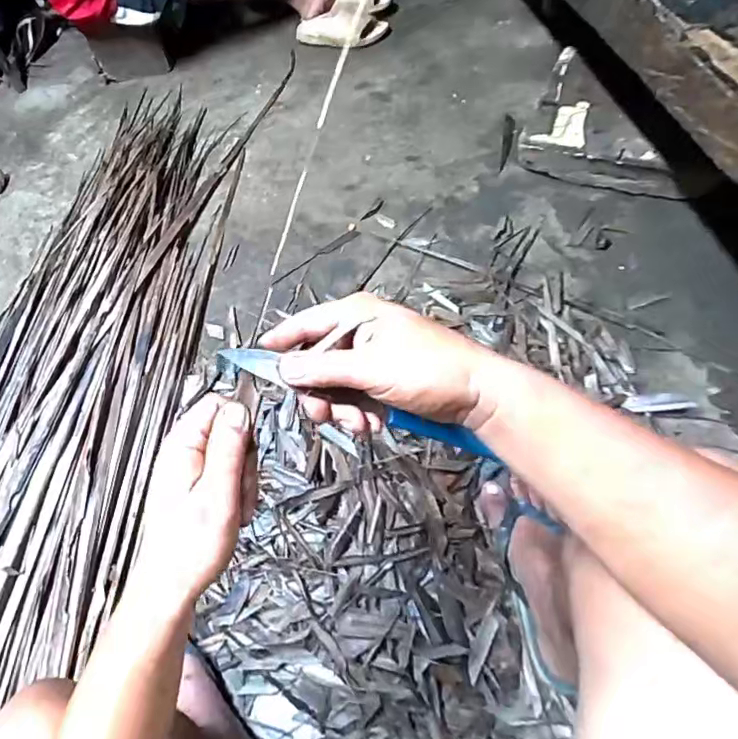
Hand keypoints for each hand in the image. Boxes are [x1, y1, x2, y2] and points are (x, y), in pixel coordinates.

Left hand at [128, 396, 256, 607]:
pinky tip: (230, 511)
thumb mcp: (218, 493)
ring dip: (243, 479)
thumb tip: (240, 409)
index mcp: (181, 444)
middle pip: (230, 428)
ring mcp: (187, 467)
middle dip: (245, 460)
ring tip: (234, 506)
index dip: (241, 426)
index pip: (219, 403)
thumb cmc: (188, 549)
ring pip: (233, 452)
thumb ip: (230, 448)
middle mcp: (181, 450)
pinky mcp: (194, 483)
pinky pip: (227, 472)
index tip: (245, 457)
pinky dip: (236, 491)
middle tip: (238, 489)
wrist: (172, 586)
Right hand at [257, 292, 505, 434]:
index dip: (281, 342)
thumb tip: (282, 370)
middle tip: (323, 415)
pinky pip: (355, 396)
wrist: (479, 395)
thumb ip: (322, 369)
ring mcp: (372, 357)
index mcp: (356, 314)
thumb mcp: (369, 369)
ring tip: (360, 424)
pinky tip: (373, 424)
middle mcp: (360, 331)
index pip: (305, 324)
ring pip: (335, 385)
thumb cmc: (427, 370)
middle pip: (317, 362)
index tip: (258, 361)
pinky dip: (358, 413)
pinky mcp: (384, 380)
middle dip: (319, 393)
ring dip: (341, 409)